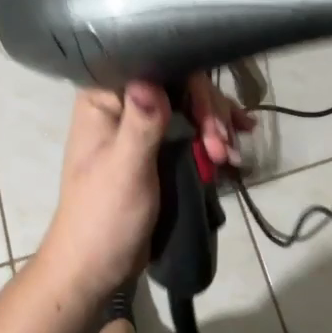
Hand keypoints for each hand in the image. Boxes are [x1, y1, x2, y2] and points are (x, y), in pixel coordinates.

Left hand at [35, 78, 251, 298]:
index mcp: (102, 96)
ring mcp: (140, 123)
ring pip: (189, 105)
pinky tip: (235, 152)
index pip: (153, 64)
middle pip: (178, 83)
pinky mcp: (156, 145)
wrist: (96, 269)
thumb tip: (151, 81)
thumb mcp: (124, 172)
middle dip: (208, 112)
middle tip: (223, 149)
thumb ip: (141, 125)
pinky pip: (192, 128)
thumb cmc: (102, 218)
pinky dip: (214, 137)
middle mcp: (120, 101)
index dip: (189, 83)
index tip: (210, 118)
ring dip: (215, 127)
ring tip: (232, 159)